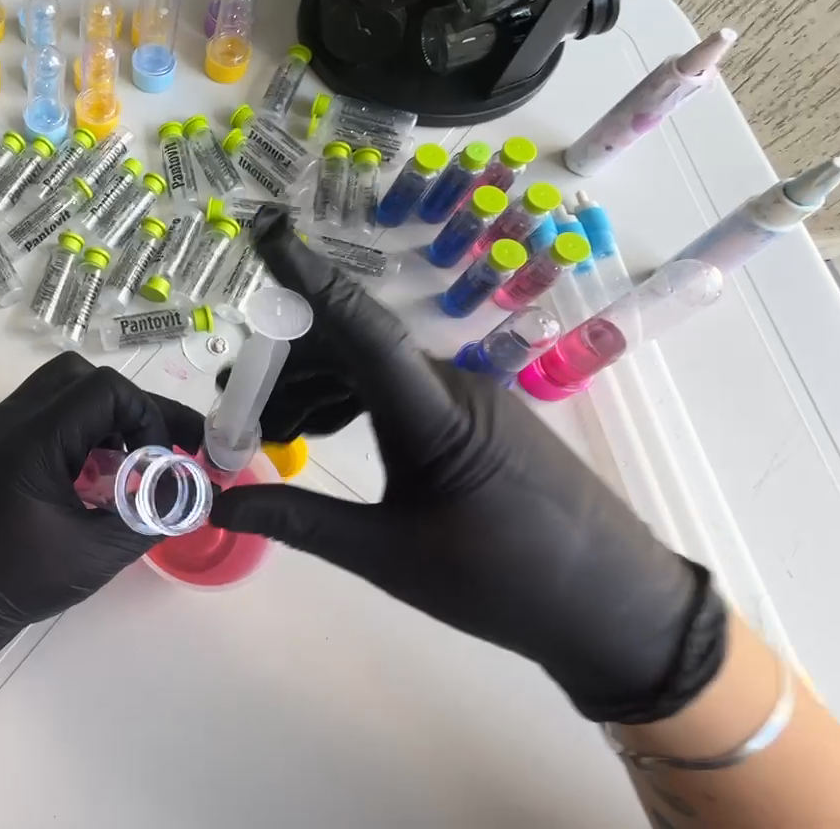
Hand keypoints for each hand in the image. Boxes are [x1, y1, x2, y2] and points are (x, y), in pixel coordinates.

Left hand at [0, 353, 202, 703]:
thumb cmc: (21, 578)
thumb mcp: (97, 551)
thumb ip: (150, 513)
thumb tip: (189, 489)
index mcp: (36, 438)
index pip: (108, 389)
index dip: (146, 416)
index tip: (156, 461)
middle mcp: (14, 416)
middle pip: (84, 375)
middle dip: (127, 407)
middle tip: (151, 448)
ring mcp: (2, 424)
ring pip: (64, 387)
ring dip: (103, 414)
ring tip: (127, 460)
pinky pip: (47, 409)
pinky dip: (79, 425)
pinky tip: (96, 470)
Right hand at [211, 206, 727, 723]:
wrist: (619, 610)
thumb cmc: (502, 581)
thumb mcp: (384, 555)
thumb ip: (297, 519)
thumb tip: (220, 505)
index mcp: (430, 411)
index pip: (358, 323)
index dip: (306, 274)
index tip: (265, 228)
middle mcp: (448, 385)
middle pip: (348, 346)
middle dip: (285, 365)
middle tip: (235, 401)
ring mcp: (465, 396)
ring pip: (369, 368)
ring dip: (312, 388)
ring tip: (268, 430)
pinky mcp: (474, 415)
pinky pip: (395, 388)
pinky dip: (347, 401)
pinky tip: (318, 432)